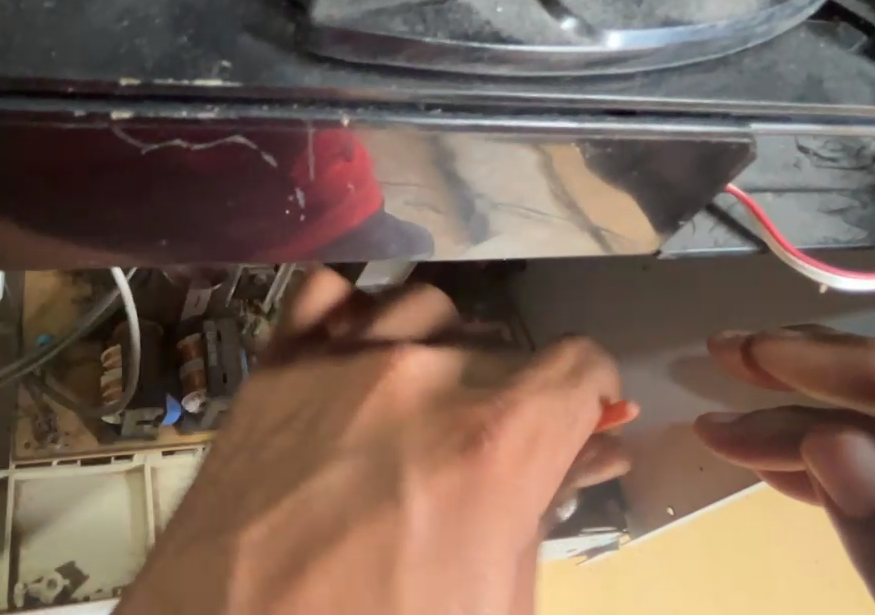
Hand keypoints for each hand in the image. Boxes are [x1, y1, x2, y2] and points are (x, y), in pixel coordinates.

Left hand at [119, 269, 633, 614]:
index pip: (579, 364)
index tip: (576, 422)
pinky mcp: (276, 359)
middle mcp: (420, 373)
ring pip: (423, 306)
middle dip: (512, 393)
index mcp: (491, 439)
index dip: (589, 397)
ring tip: (424, 401)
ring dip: (441, 345)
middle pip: (501, 345)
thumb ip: (548, 505)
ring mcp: (340, 356)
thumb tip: (597, 445)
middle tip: (488, 446)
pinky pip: (327, 291)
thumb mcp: (494, 600)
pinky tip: (358, 349)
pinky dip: (354, 310)